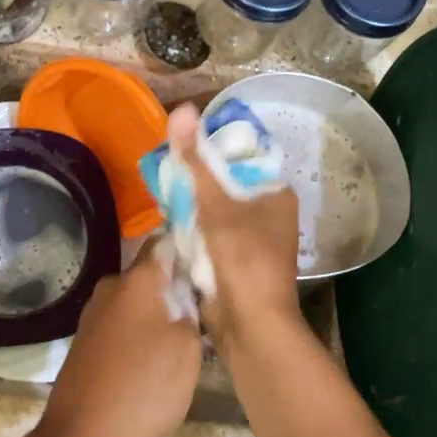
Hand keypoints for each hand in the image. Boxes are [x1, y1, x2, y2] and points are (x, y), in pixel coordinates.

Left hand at [36, 239, 201, 436]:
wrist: (84, 436)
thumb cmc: (145, 387)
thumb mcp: (187, 350)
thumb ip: (190, 312)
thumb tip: (183, 298)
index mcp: (137, 279)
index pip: (164, 244)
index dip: (187, 249)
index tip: (208, 266)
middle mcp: (110, 287)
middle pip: (149, 276)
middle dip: (173, 290)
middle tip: (201, 315)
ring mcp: (92, 314)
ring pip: (134, 304)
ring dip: (155, 316)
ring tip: (179, 344)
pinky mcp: (84, 341)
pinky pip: (119, 326)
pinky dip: (136, 336)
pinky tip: (150, 363)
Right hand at [167, 103, 303, 342]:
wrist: (250, 326)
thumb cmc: (243, 259)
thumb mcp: (216, 205)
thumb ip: (196, 160)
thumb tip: (181, 110)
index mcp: (275, 194)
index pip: (243, 155)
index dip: (213, 145)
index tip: (181, 141)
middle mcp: (267, 212)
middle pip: (225, 181)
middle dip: (195, 176)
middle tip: (164, 165)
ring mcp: (250, 238)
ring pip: (213, 208)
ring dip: (190, 203)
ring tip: (161, 188)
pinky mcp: (232, 259)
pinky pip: (208, 232)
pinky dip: (190, 227)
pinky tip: (167, 220)